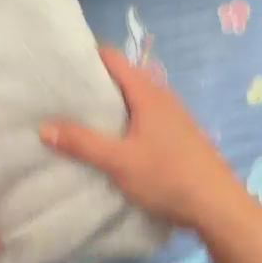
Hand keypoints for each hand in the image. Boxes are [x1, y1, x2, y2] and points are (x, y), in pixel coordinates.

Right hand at [40, 46, 244, 229]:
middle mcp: (161, 98)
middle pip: (121, 79)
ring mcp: (171, 118)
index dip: (86, 56)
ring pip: (132, 102)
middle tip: (58, 94)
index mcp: (147, 93)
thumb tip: (44, 126)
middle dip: (92, 84)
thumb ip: (82, 143)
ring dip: (107, 107)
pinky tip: (107, 142)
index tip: (59, 63)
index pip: (113, 58)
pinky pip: (141, 120)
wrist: (217, 206)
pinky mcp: (175, 138)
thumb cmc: (168, 176)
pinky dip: (121, 123)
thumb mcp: (118, 161)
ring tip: (76, 118)